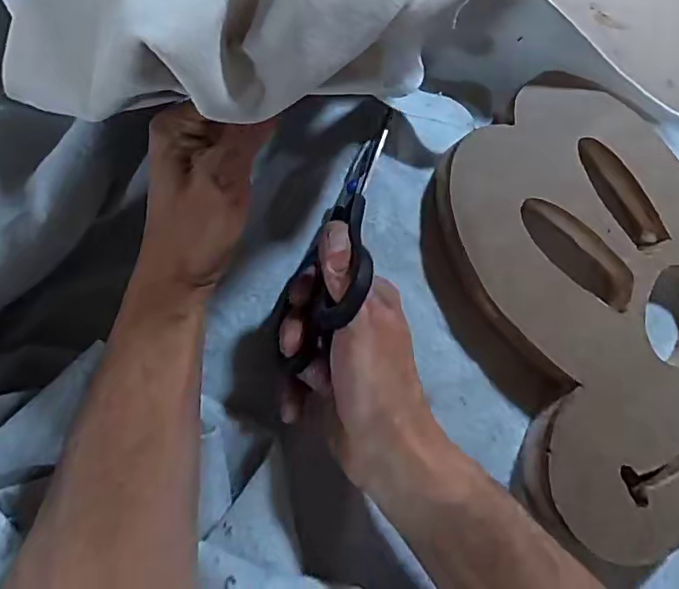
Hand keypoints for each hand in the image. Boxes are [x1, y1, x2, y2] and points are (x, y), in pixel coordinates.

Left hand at [131, 102, 275, 303]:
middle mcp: (181, 126)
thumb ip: (245, 134)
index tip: (285, 73)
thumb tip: (273, 94)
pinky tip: (276, 121)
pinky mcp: (211, 159)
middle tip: (293, 82)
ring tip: (290, 94)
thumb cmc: (197, 231)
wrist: (181, 279)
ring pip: (235, 117)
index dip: (252, 83)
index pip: (219, 87)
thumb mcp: (223, 178)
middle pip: (227, 98)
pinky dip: (256, 129)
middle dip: (257, 95)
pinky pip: (237, 133)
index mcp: (174, 123)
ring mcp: (195, 143)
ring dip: (259, 112)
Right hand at [278, 222, 446, 495]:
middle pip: (313, 305)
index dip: (312, 282)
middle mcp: (360, 320)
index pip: (335, 271)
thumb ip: (342, 277)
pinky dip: (296, 386)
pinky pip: (302, 372)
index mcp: (374, 298)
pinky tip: (297, 404)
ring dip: (294, 357)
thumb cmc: (375, 380)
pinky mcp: (330, 382)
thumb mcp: (357, 323)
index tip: (299, 298)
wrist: (384, 451)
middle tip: (294, 342)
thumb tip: (335, 226)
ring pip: (304, 338)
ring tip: (299, 376)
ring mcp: (344, 352)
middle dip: (297, 323)